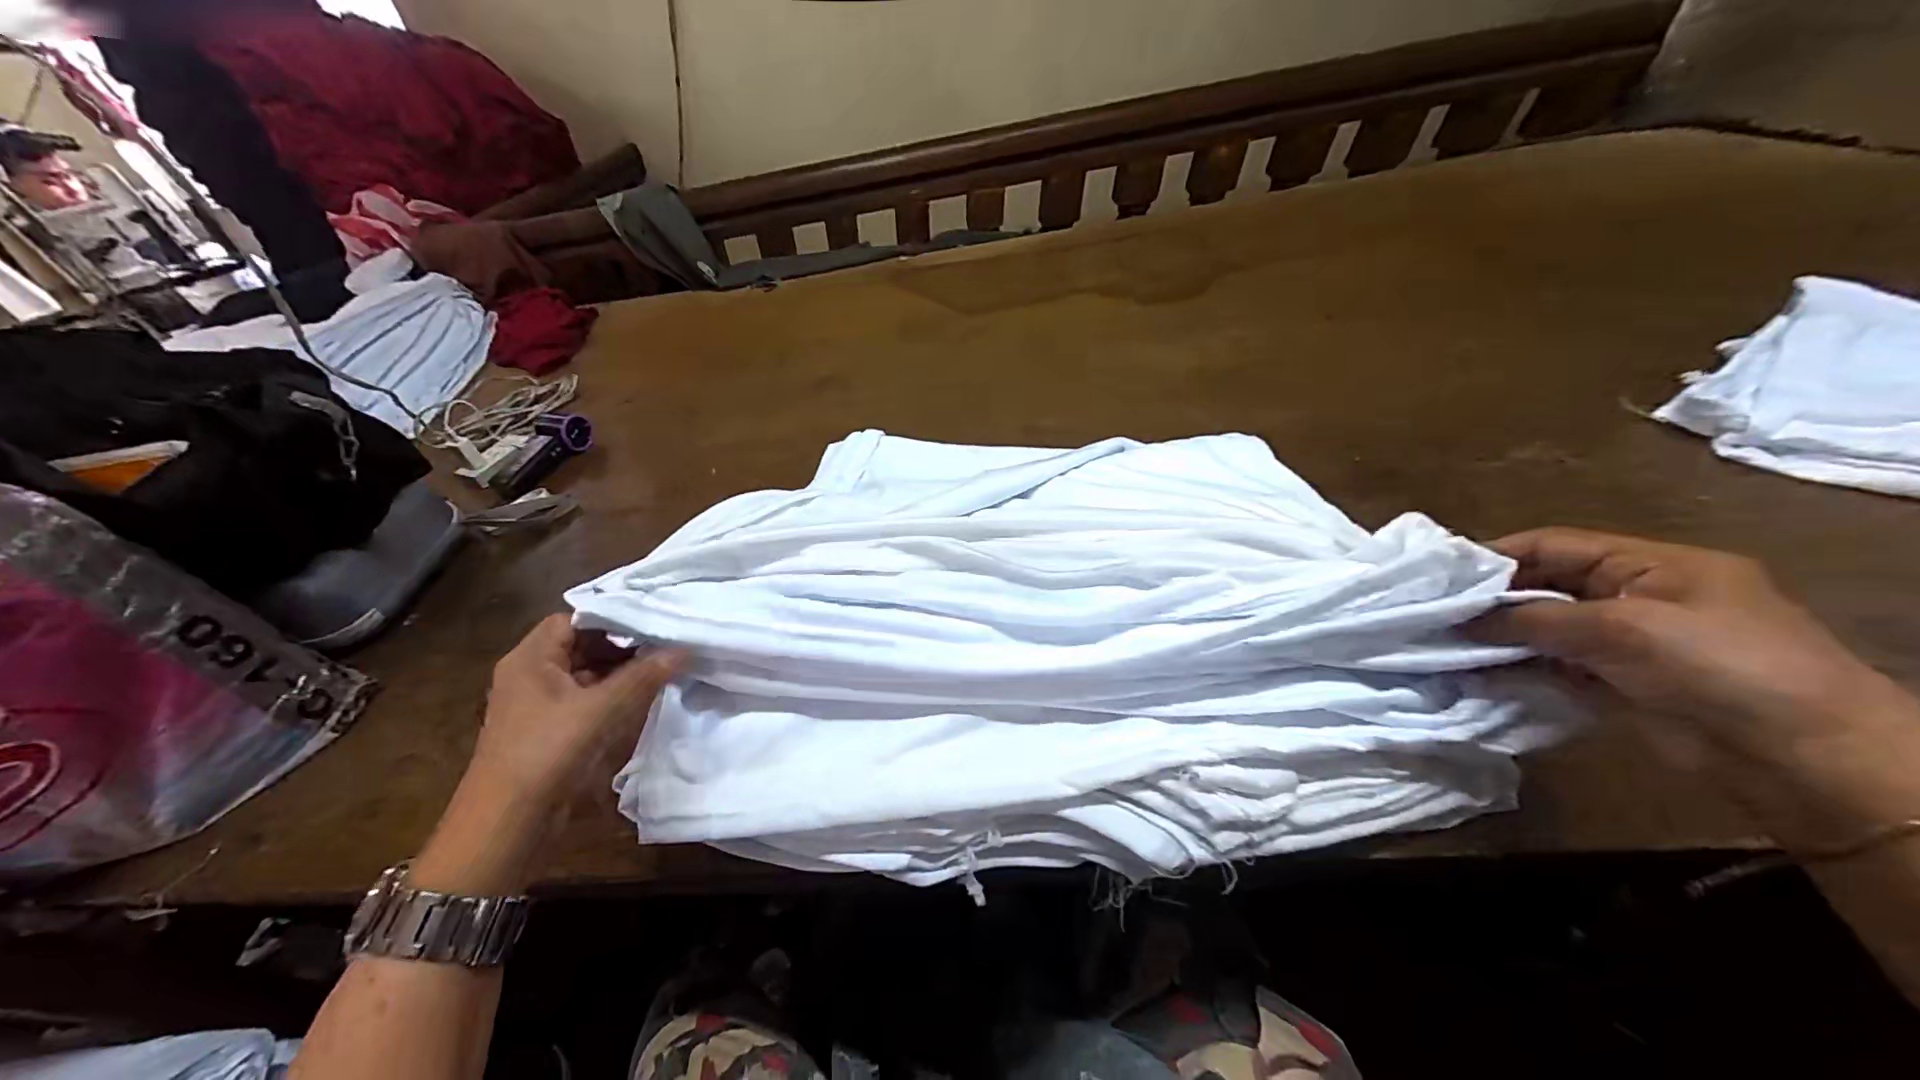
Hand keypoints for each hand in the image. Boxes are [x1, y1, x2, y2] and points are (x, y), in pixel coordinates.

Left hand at [411, 616, 684, 894]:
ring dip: (621, 671)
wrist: (506, 824)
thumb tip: (684, 649)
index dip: (612, 618)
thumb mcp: (600, 709)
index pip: (574, 620)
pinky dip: (613, 695)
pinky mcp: (550, 730)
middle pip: (581, 645)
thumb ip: (643, 676)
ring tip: (663, 667)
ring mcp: (539, 705)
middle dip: (622, 645)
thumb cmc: (547, 753)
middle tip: (666, 644)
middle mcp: (531, 675)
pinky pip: (586, 699)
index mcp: (530, 659)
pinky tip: (644, 698)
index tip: (653, 622)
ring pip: (586, 673)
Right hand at [1472, 527, 1919, 849]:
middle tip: (1430, 612)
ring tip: (1438, 644)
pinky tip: (1472, 675)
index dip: (1497, 555)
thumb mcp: (1625, 628)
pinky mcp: (1617, 687)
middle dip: (1490, 599)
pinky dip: (1514, 670)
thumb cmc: (1723, 667)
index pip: (1556, 545)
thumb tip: (1464, 620)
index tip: (1440, 573)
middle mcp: (1634, 598)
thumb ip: (1538, 619)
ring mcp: (1625, 645)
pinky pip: (1553, 669)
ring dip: (1496, 638)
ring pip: (1543, 631)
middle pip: (1545, 587)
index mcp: (1651, 565)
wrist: (1805, 761)